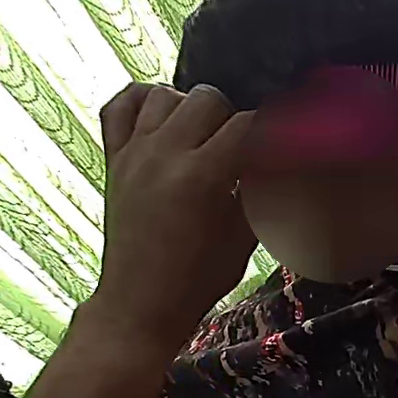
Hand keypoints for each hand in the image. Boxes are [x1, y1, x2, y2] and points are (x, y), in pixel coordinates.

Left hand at [84, 83, 255, 358]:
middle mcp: (164, 154)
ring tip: (203, 135)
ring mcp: (133, 152)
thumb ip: (258, 194)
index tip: (284, 141)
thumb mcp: (243, 239)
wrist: (141, 303)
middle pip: (208, 98)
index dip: (272, 130)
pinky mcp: (114, 158)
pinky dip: (144, 102)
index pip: (247, 127)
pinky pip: (121, 105)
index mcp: (201, 177)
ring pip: (166, 94)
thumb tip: (276, 166)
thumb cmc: (198, 279)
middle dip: (233, 117)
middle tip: (242, 147)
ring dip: (191, 108)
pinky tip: (163, 119)